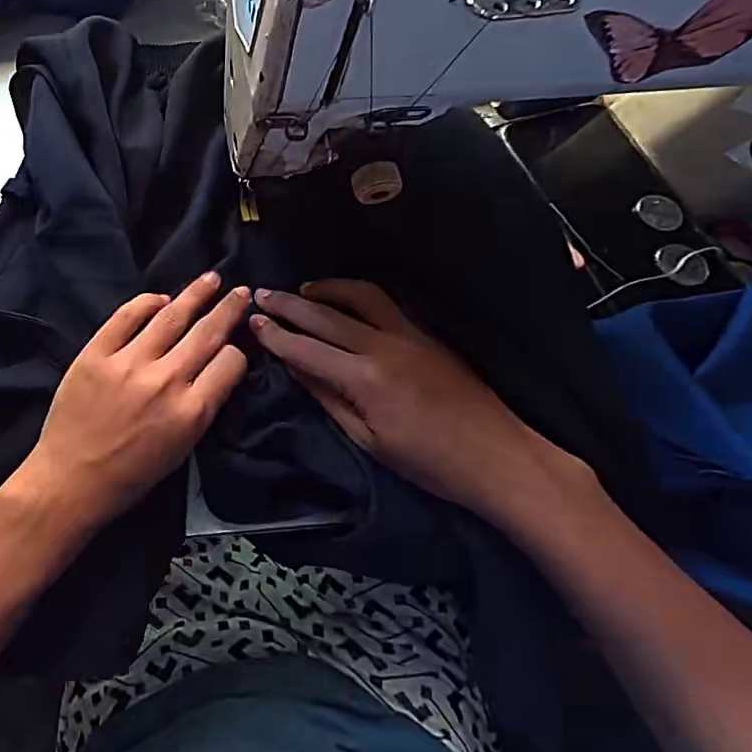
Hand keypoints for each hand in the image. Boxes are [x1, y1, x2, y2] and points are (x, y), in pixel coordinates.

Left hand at [16, 272, 249, 528]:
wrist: (71, 481)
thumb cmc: (131, 474)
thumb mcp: (182, 448)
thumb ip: (203, 406)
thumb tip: (217, 366)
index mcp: (190, 412)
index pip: (230, 362)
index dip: (237, 352)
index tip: (233, 347)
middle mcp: (164, 382)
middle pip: (207, 332)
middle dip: (229, 308)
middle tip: (240, 291)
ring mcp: (128, 363)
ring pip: (171, 316)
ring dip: (195, 294)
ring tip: (211, 279)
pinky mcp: (96, 354)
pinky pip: (126, 316)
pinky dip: (146, 303)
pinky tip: (160, 299)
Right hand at [249, 280, 594, 521]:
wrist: (498, 456)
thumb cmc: (429, 462)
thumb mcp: (368, 440)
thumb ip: (328, 397)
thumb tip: (295, 366)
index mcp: (365, 378)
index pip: (307, 348)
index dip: (276, 335)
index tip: (253, 321)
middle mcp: (383, 345)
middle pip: (326, 314)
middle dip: (289, 304)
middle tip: (262, 295)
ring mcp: (409, 333)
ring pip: (359, 295)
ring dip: (326, 288)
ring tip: (302, 290)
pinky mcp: (426, 333)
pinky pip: (384, 302)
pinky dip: (356, 294)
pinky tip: (344, 299)